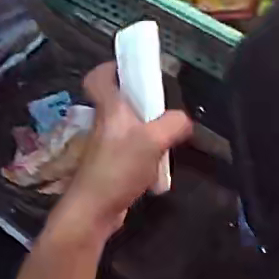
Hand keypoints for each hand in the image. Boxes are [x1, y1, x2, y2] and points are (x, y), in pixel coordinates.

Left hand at [50, 62, 192, 239]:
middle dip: (138, 101)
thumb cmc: (118, 169)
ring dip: (144, 129)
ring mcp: (105, 148)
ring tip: (167, 136)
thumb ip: (173, 125)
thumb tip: (184, 121)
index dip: (111, 68)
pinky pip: (129, 152)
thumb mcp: (153, 141)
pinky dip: (144, 154)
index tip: (130, 68)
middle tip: (160, 104)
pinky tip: (158, 165)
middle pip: (117, 103)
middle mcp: (104, 125)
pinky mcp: (110, 168)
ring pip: (125, 129)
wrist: (94, 210)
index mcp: (110, 109)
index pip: (98, 78)